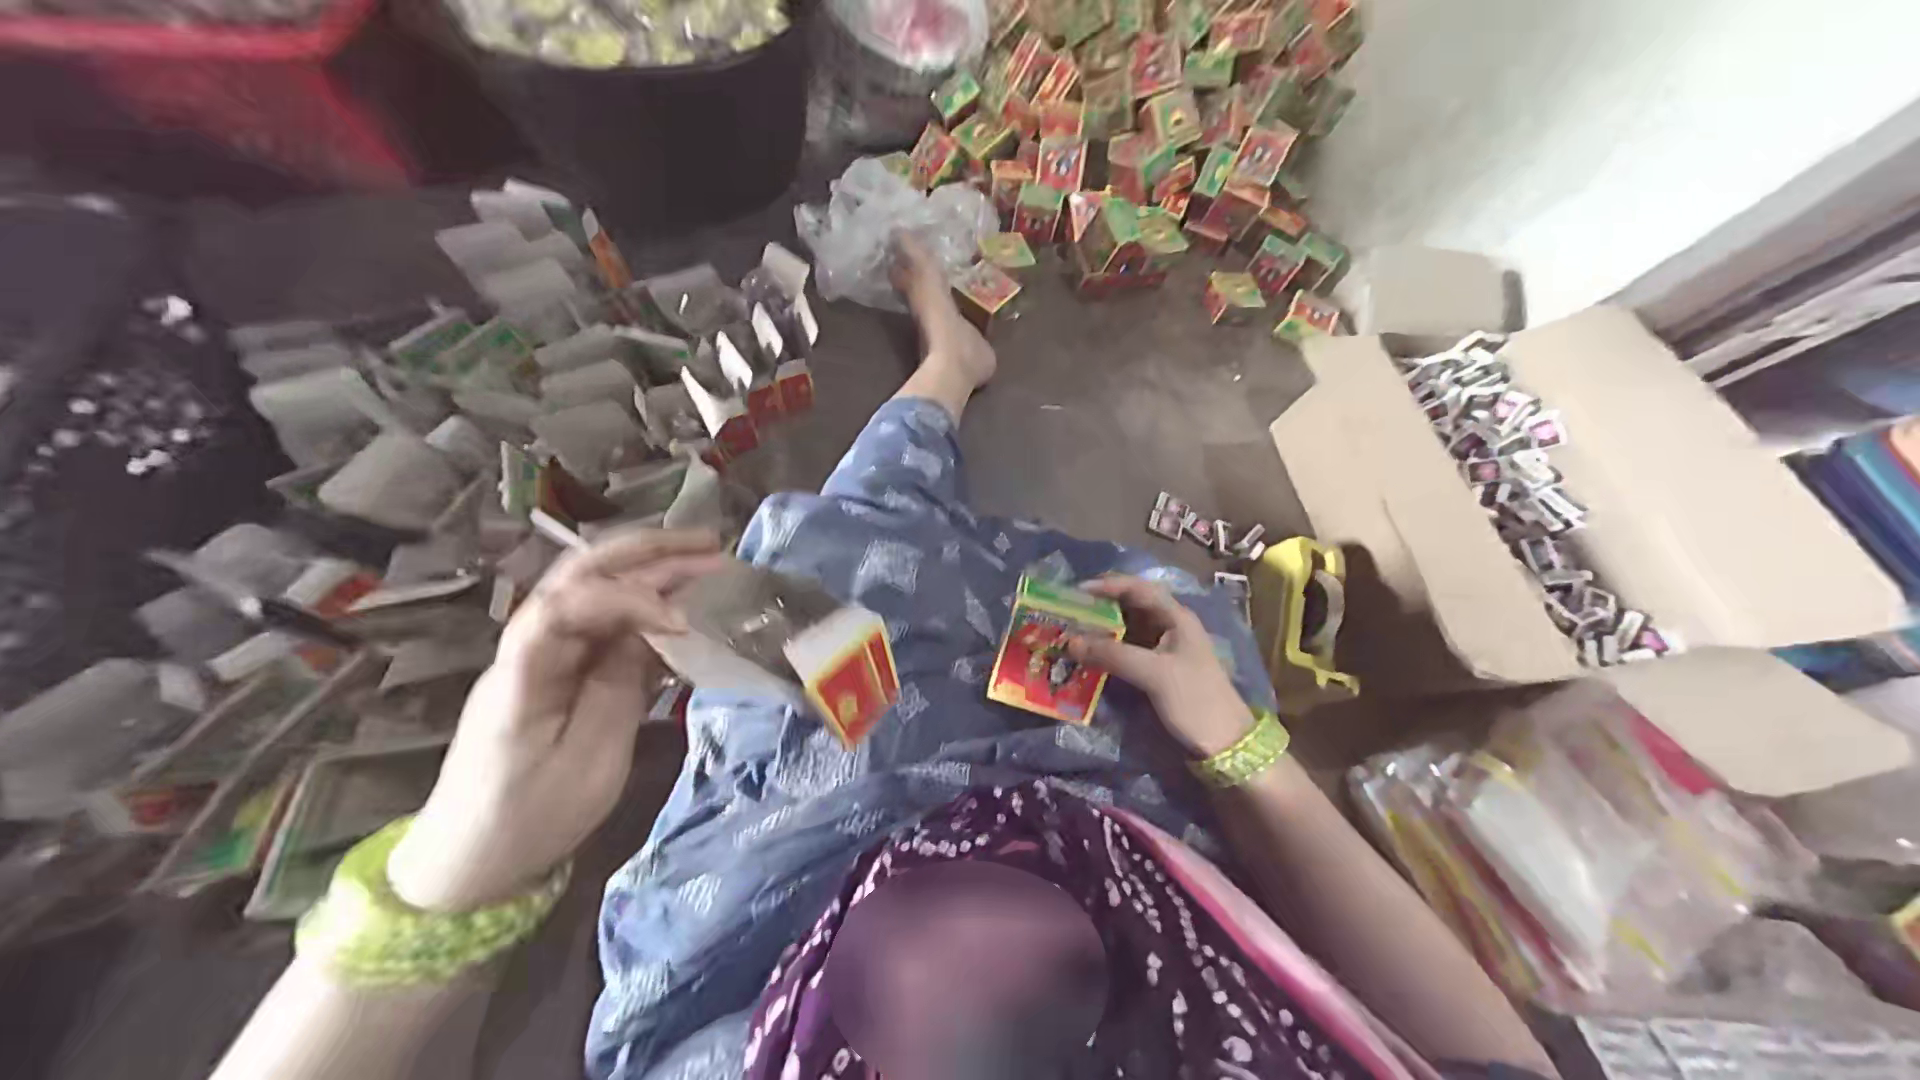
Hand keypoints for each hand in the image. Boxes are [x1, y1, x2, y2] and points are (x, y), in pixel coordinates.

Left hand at [386, 528, 727, 912]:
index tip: (682, 622)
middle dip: (646, 551)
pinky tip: (683, 598)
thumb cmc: (529, 819)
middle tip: (709, 543)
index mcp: (523, 674)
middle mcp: (528, 647)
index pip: (568, 605)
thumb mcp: (589, 764)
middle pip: (580, 573)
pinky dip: (647, 601)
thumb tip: (658, 634)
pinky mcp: (562, 666)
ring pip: (593, 586)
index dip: (629, 599)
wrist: (469, 859)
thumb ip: (623, 689)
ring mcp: (543, 652)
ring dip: (649, 565)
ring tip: (705, 554)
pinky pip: (605, 620)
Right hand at [1066, 576, 1255, 757]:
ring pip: (1126, 630)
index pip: (1138, 588)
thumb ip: (1112, 655)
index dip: (1108, 585)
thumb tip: (1070, 642)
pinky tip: (1087, 656)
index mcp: (1176, 618)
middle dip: (1099, 607)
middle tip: (1067, 613)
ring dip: (1100, 630)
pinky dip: (1107, 650)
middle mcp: (1169, 627)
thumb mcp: (1153, 674)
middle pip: (1130, 606)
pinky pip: (1126, 650)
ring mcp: (1164, 649)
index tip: (1077, 591)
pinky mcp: (1157, 670)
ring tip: (1071, 633)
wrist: (1225, 745)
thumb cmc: (1195, 700)